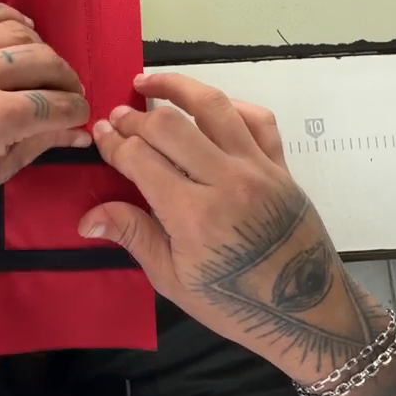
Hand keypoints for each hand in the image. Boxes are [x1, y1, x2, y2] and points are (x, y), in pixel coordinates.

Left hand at [0, 3, 91, 253]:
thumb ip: (37, 144)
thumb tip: (79, 133)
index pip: (54, 103)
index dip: (76, 110)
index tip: (81, 114)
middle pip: (40, 61)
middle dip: (65, 79)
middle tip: (69, 92)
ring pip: (12, 31)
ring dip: (39, 47)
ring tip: (45, 64)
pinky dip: (2, 16)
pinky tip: (20, 28)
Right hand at [79, 72, 386, 386]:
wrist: (309, 313)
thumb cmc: (234, 304)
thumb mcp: (173, 280)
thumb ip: (134, 236)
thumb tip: (86, 217)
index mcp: (193, 214)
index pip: (140, 159)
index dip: (113, 142)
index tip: (99, 132)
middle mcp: (226, 180)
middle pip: (170, 125)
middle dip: (136, 116)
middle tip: (118, 115)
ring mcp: (258, 168)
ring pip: (214, 106)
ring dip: (177, 87)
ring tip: (150, 82)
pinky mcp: (281, 166)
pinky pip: (257, 119)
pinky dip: (229, 105)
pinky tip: (207, 106)